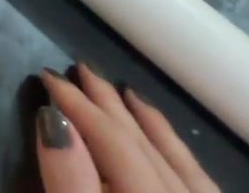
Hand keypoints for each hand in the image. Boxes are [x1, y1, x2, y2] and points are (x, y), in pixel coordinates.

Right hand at [38, 65, 219, 192]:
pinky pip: (201, 184)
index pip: (111, 138)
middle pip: (142, 145)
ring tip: (130, 94)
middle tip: (83, 68)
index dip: (77, 103)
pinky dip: (181, 155)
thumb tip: (52, 117)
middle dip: (109, 103)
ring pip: (177, 162)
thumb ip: (70, 177)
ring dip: (150, 124)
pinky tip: (172, 146)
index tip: (47, 74)